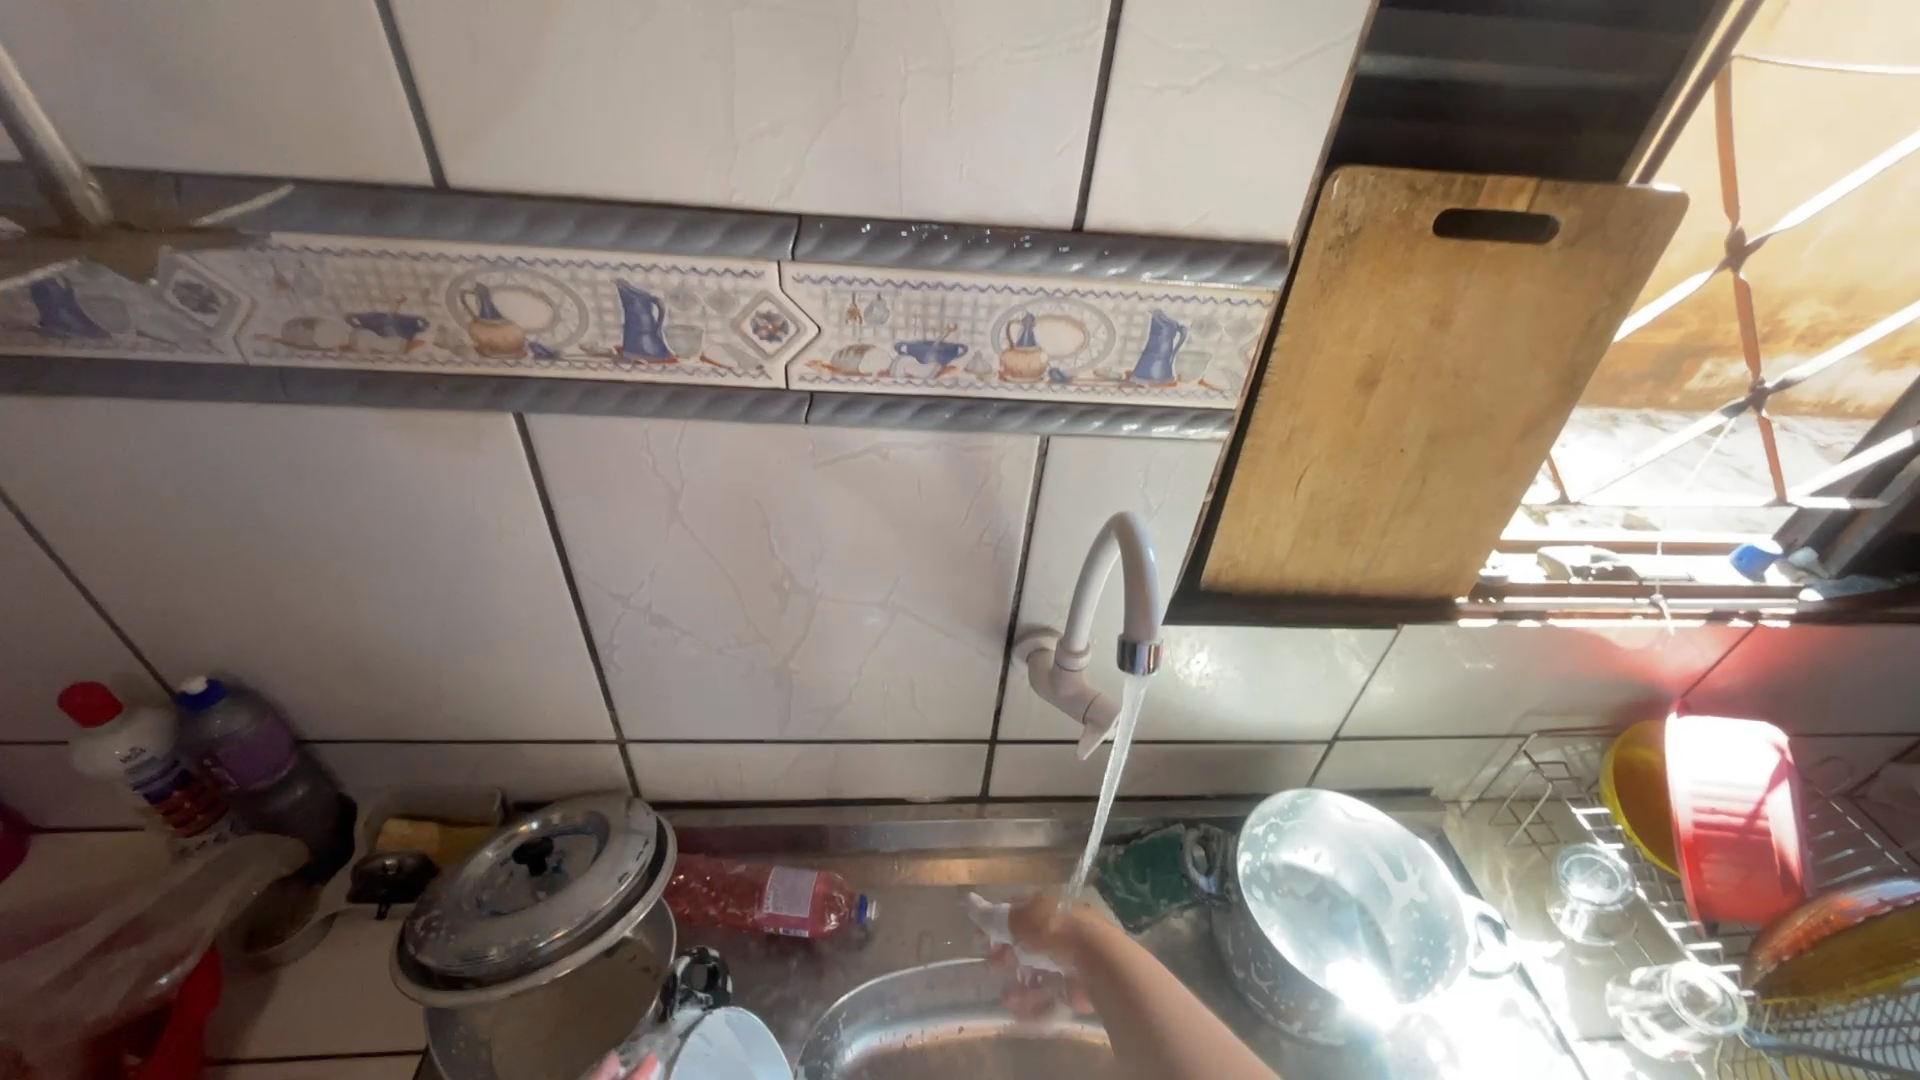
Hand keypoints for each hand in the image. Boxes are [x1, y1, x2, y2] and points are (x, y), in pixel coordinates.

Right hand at [988, 892, 1094, 1018]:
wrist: (1097, 962)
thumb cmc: (1052, 934)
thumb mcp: (1018, 921)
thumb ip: (993, 917)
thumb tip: (968, 901)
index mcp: (1045, 908)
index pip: (1017, 911)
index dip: (995, 924)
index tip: (978, 938)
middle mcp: (1058, 930)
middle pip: (1027, 943)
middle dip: (1006, 956)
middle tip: (990, 967)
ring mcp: (1069, 959)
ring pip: (1038, 971)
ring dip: (1019, 984)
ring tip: (1005, 998)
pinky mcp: (1076, 986)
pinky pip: (1051, 994)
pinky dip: (1034, 1003)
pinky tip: (1019, 1012)